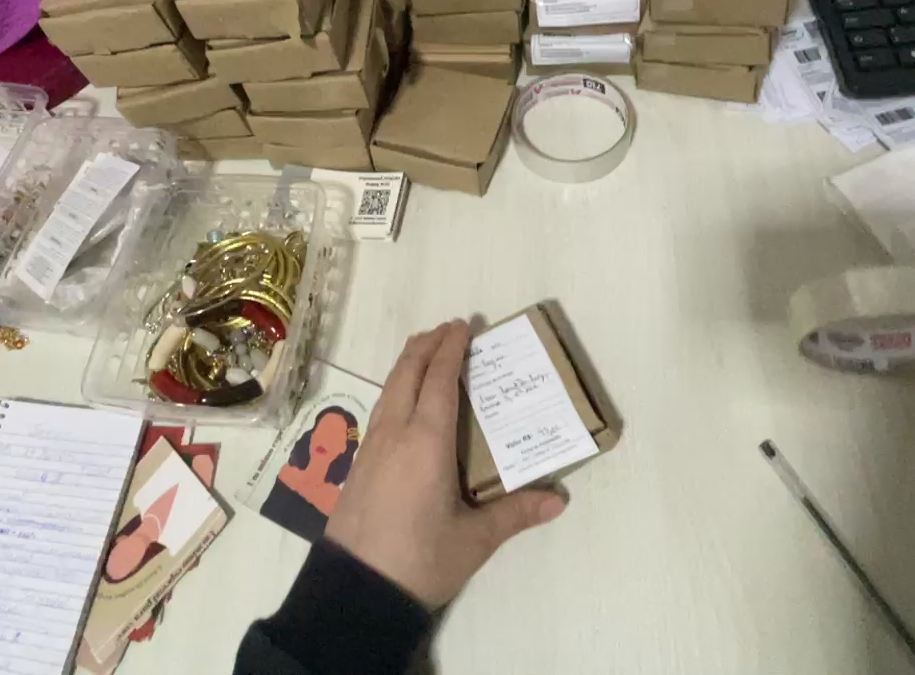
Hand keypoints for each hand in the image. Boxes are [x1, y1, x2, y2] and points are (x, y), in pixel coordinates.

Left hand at [324, 320, 566, 606]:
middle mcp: (396, 431)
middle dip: (427, 345)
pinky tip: (404, 399)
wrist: (354, 588)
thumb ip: (515, 514)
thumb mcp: (474, 541)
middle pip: (408, 372)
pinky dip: (396, 385)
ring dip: (408, 362)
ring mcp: (373, 444)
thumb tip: (560, 499)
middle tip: (448, 329)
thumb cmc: (419, 559)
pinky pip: (381, 405)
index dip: (451, 348)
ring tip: (424, 351)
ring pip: (390, 386)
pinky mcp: (360, 460)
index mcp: (426, 440)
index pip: (439, 379)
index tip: (463, 326)